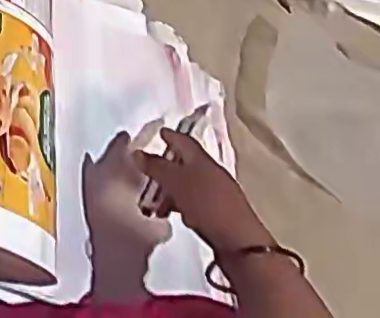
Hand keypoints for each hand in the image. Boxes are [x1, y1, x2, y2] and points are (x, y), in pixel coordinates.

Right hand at [137, 128, 272, 251]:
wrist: (242, 247)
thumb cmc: (207, 205)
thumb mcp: (176, 182)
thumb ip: (156, 167)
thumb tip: (136, 152)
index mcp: (202, 159)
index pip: (184, 140)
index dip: (171, 135)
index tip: (160, 132)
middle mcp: (212, 173)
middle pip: (186, 163)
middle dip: (168, 165)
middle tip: (150, 169)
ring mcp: (219, 195)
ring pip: (190, 184)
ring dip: (173, 189)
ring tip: (157, 200)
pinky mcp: (221, 216)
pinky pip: (196, 202)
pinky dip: (184, 204)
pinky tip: (176, 214)